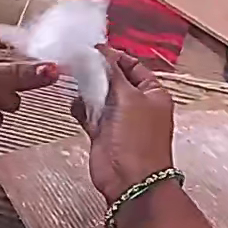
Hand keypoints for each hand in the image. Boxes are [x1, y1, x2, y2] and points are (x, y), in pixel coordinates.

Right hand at [73, 47, 175, 204]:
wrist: (129, 179)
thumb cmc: (138, 140)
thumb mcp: (129, 98)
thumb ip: (113, 73)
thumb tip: (103, 51)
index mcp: (153, 94)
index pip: (134, 67)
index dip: (116, 57)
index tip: (96, 49)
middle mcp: (136, 105)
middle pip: (114, 80)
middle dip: (97, 72)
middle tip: (79, 62)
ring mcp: (118, 120)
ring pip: (98, 96)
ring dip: (86, 90)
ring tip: (73, 81)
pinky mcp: (102, 133)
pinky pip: (88, 114)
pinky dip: (80, 108)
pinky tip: (74, 103)